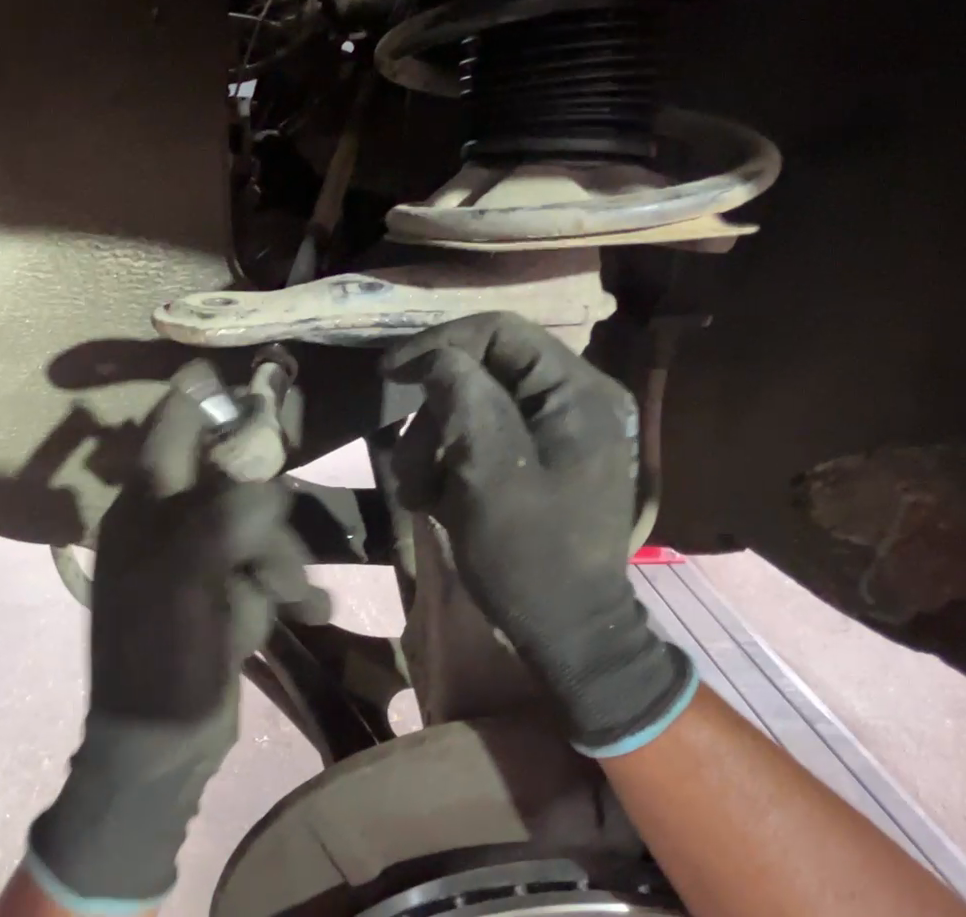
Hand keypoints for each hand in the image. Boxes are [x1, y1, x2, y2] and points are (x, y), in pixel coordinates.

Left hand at [27, 375, 326, 911]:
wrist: (159, 748)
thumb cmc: (162, 656)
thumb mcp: (189, 576)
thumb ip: (223, 508)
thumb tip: (259, 455)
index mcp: (143, 508)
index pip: (172, 428)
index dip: (204, 393)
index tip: (249, 367)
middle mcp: (166, 522)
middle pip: (233, 480)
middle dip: (266, 515)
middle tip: (278, 549)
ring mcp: (195, 560)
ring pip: (257, 528)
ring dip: (279, 563)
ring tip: (289, 603)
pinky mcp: (221, 592)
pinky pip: (262, 569)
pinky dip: (279, 589)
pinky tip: (301, 613)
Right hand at [384, 313, 695, 756]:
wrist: (566, 632)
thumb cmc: (530, 554)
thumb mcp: (488, 471)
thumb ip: (464, 397)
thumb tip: (437, 357)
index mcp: (576, 393)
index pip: (499, 332)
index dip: (438, 345)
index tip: (389, 375)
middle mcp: (571, 401)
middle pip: (479, 372)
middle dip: (433, 416)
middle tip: (408, 465)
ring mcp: (554, 433)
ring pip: (470, 408)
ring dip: (432, 447)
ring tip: (417, 494)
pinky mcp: (534, 462)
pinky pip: (478, 440)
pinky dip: (448, 466)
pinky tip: (435, 502)